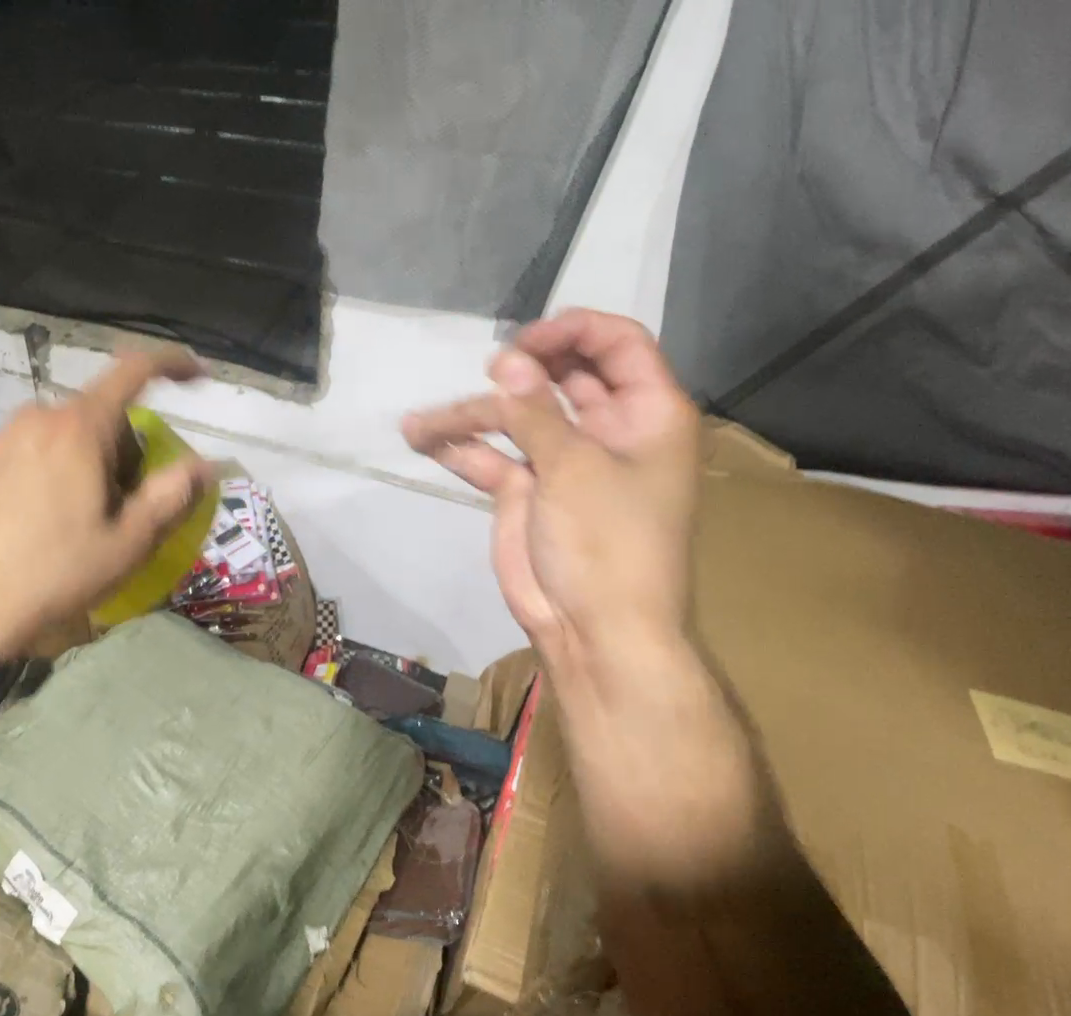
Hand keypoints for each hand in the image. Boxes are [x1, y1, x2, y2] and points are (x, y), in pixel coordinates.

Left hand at [0, 349, 212, 656]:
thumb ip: (172, 495)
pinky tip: (49, 521)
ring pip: (68, 433)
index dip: (172, 365)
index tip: (197, 377)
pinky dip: (58, 470)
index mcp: (78, 428)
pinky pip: (37, 449)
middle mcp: (39, 417)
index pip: (133, 371)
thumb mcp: (129, 542)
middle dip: (125, 448)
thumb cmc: (58, 573)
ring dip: (90, 461)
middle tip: (127, 503)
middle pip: (102, 414)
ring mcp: (4, 437)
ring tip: (85, 519)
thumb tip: (205, 465)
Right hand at [402, 309, 701, 678]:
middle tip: (484, 374)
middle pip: (561, 375)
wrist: (594, 630)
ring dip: (472, 413)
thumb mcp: (576, 467)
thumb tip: (505, 361)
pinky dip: (460, 449)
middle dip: (518, 370)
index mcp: (648, 414)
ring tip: (424, 421)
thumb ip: (536, 411)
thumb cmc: (608, 541)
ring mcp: (563, 461)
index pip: (617, 345)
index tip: (522, 342)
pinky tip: (423, 440)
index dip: (571, 331)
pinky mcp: (525, 491)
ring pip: (517, 417)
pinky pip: (491, 457)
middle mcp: (608, 429)